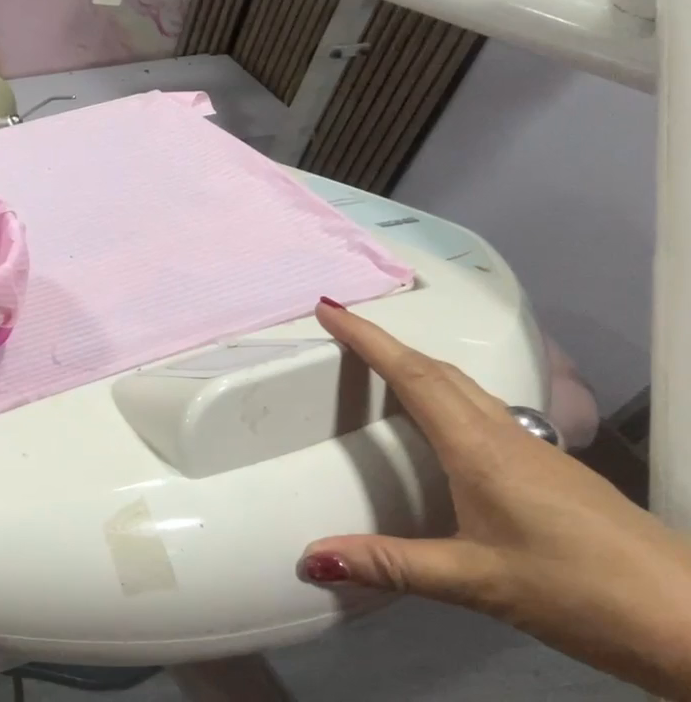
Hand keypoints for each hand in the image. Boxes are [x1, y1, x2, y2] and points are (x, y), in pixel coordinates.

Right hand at [302, 300, 690, 698]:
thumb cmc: (588, 594)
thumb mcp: (480, 583)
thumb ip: (392, 564)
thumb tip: (313, 557)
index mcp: (482, 451)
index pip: (414, 377)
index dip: (368, 338)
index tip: (330, 308)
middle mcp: (510, 441)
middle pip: (442, 374)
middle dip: (389, 344)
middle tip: (345, 329)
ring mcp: (543, 457)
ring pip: (470, 392)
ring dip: (422, 369)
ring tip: (383, 367)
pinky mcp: (562, 478)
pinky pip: (490, 416)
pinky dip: (450, 400)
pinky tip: (445, 430)